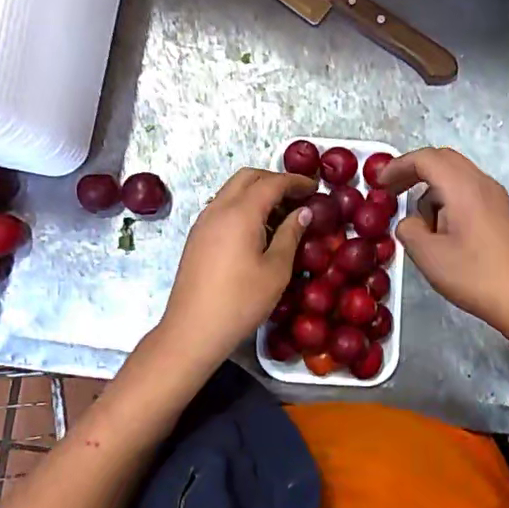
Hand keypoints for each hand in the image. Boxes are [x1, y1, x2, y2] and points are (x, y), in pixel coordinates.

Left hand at [155, 168, 314, 367]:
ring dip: (257, 192)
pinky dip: (243, 206)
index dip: (295, 181)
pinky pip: (222, 207)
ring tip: (282, 213)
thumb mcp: (276, 270)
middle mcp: (218, 209)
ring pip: (232, 190)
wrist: (193, 330)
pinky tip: (258, 230)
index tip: (315, 188)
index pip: (271, 182)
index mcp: (240, 213)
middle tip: (298, 195)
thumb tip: (303, 213)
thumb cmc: (240, 302)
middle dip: (274, 180)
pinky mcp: (197, 237)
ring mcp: (203, 222)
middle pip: (247, 177)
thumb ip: (291, 235)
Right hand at [381, 147, 508, 336]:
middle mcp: (482, 183)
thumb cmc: (475, 276)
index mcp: (463, 187)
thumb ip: (409, 230)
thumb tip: (410, 222)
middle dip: (414, 171)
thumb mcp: (428, 256)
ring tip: (421, 222)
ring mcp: (496, 197)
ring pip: (457, 175)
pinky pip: (469, 191)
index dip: (398, 166)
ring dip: (432, 188)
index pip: (425, 158)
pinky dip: (448, 199)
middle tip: (392, 191)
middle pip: (443, 160)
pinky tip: (443, 229)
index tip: (379, 183)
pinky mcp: (502, 212)